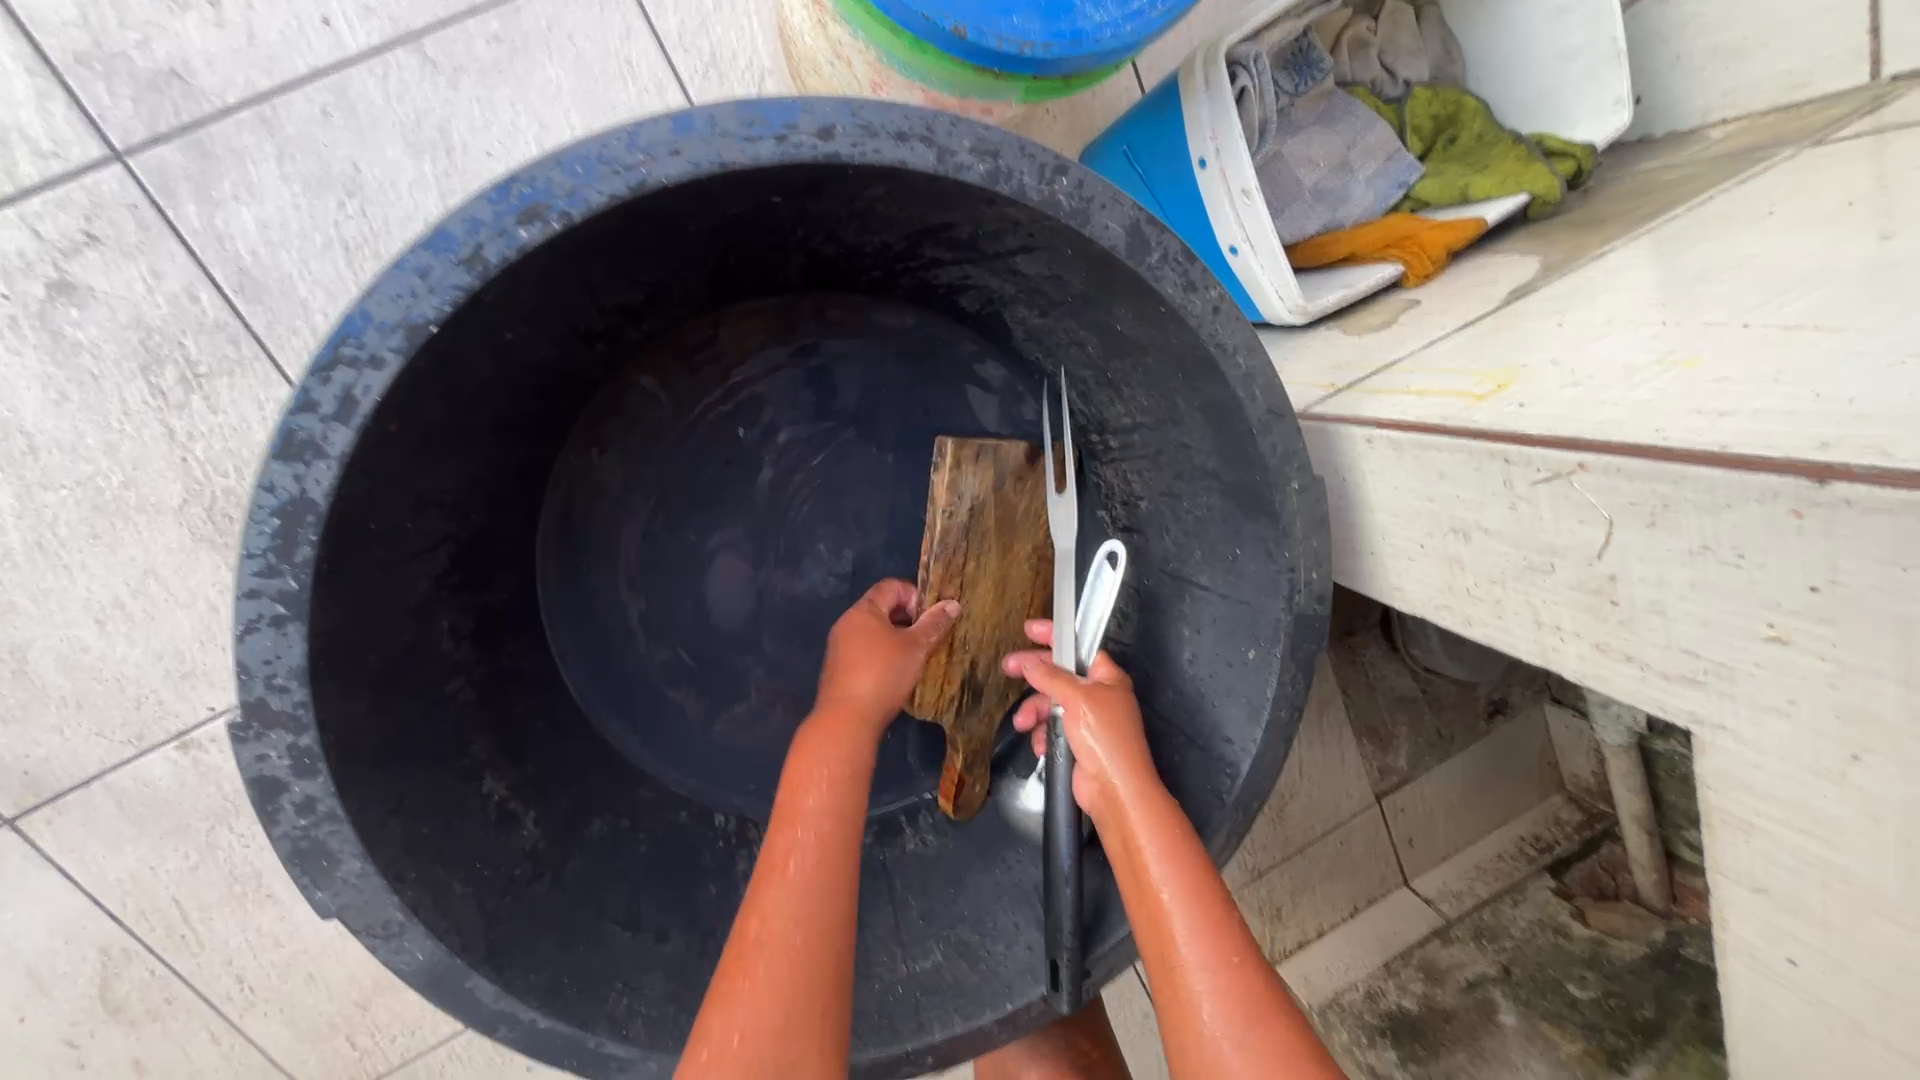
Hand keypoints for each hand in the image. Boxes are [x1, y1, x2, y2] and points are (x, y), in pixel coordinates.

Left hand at [813, 579, 960, 734]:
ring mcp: (839, 646)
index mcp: (864, 610)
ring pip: (873, 631)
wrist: (847, 719)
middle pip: (881, 607)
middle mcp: (847, 623)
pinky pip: (864, 650)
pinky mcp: (839, 669)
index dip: (914, 594)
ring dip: (896, 637)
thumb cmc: (884, 674)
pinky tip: (896, 673)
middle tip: (928, 636)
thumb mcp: (915, 647)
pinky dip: (882, 653)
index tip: (931, 616)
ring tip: (916, 656)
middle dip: (907, 617)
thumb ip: (934, 623)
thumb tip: (952, 604)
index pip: (890, 586)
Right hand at [1002, 620, 1155, 822]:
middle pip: (1059, 676)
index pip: (1078, 647)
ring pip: (1051, 704)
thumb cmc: (1106, 738)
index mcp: (1106, 677)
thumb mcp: (1078, 699)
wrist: (1114, 790)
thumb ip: (1052, 677)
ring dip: (1034, 712)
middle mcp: (1098, 695)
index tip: (1029, 630)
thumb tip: (1030, 663)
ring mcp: (1087, 720)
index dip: (1054, 637)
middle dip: (1034, 677)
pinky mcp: (1076, 742)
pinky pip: (1051, 729)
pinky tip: (1041, 745)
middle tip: (1009, 668)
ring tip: (1023, 723)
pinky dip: (1043, 734)